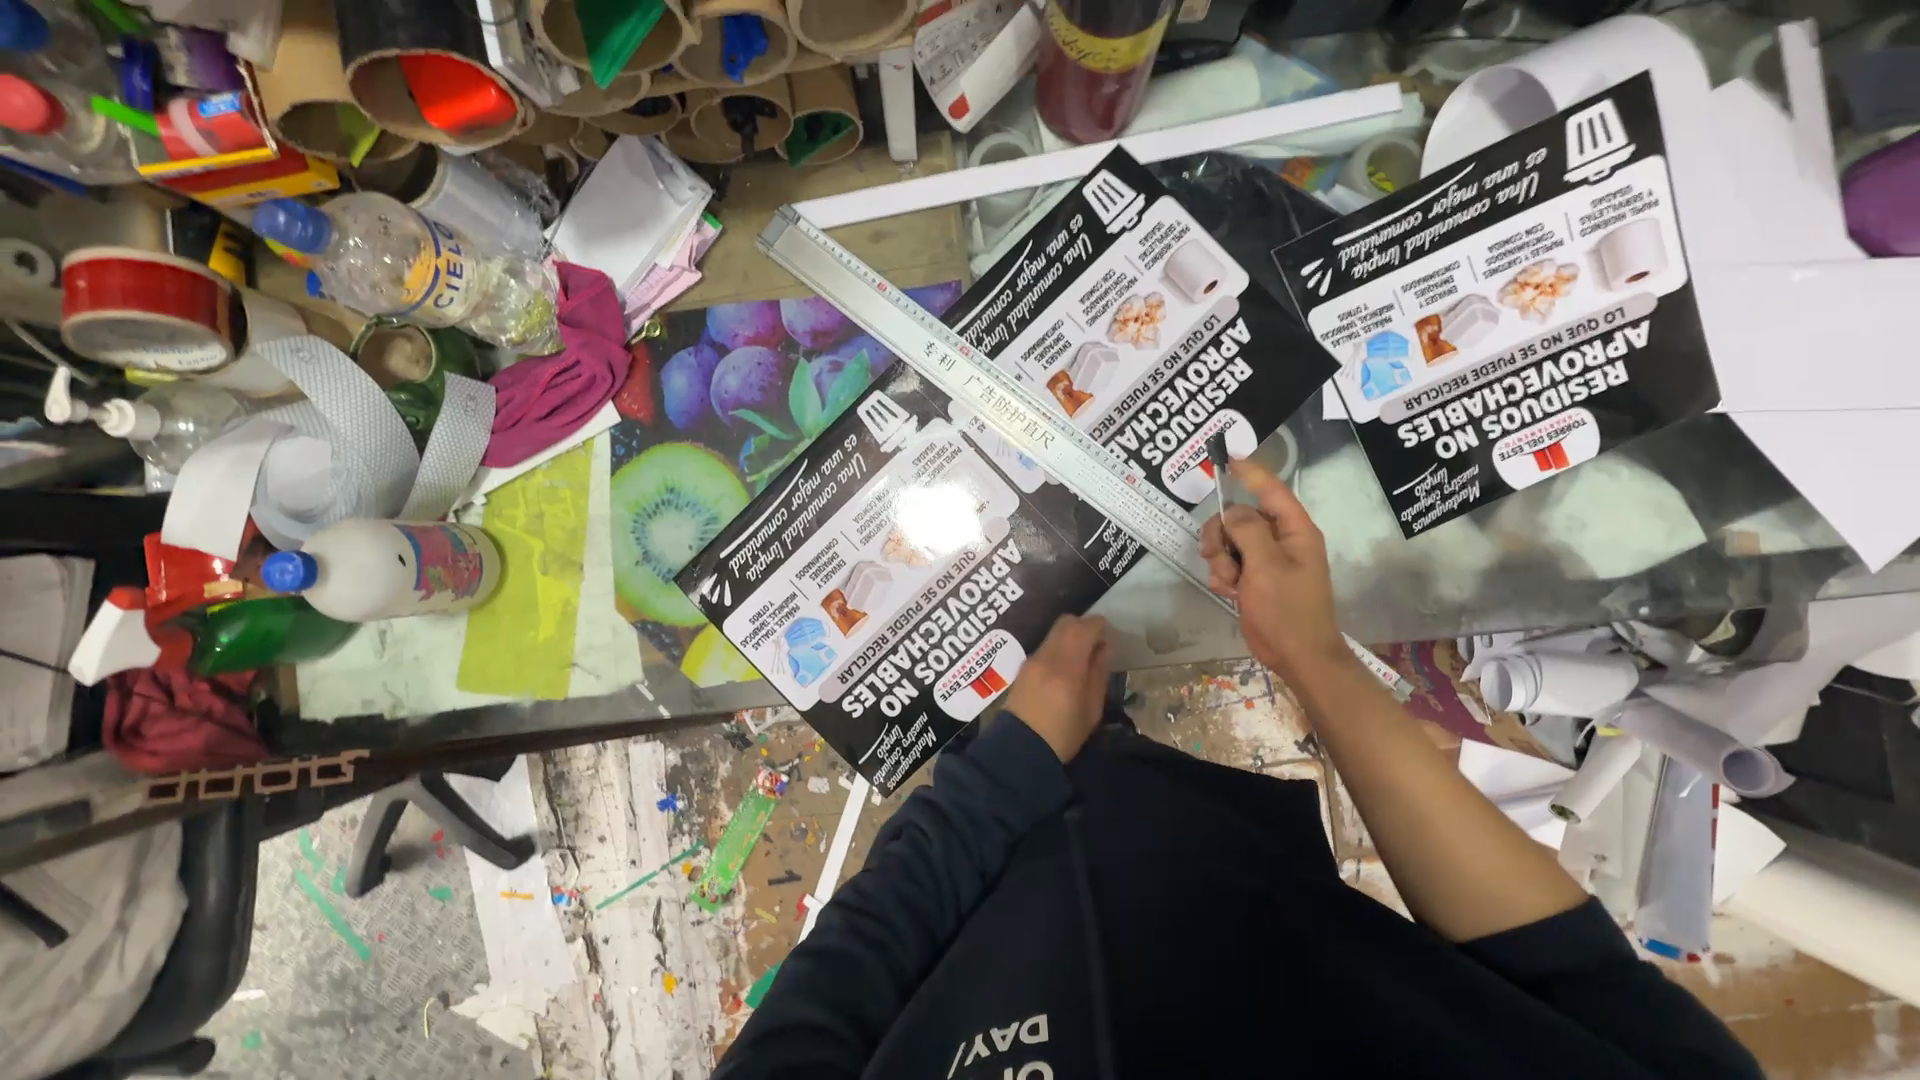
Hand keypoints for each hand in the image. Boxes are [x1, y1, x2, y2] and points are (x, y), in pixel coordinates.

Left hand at [1002, 614, 1111, 762]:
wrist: (1020, 749)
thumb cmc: (1063, 735)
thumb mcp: (1091, 710)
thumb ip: (1098, 673)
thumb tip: (1105, 647)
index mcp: (1066, 669)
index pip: (1084, 628)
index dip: (1100, 626)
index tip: (1109, 637)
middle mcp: (1046, 657)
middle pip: (1066, 622)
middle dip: (1084, 626)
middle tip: (1097, 644)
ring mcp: (1031, 660)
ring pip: (1054, 632)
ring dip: (1071, 636)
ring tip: (1082, 658)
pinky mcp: (1023, 667)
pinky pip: (1045, 646)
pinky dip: (1058, 647)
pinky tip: (1065, 668)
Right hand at [1199, 461, 1346, 682]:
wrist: (1296, 655)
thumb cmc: (1288, 609)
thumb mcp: (1267, 566)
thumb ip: (1247, 531)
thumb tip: (1231, 512)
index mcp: (1295, 531)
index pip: (1272, 491)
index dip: (1251, 473)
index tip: (1228, 460)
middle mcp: (1281, 540)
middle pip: (1240, 517)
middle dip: (1222, 534)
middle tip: (1216, 553)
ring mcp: (1266, 560)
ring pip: (1229, 541)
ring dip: (1220, 559)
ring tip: (1229, 581)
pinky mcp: (1253, 579)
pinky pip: (1228, 564)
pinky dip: (1223, 576)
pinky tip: (1230, 593)